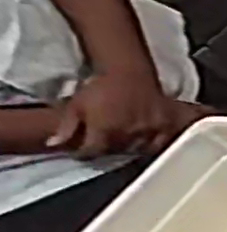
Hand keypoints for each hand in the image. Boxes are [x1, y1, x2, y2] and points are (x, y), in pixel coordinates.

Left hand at [47, 72, 176, 157]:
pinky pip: (160, 143)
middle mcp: (129, 132)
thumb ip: (66, 127)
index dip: (85, 155)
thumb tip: (53, 145)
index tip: (80, 154)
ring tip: (122, 145)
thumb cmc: (99, 90)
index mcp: (104, 128)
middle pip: (118, 151)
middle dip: (107, 150)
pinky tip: (144, 142)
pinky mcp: (167, 126)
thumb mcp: (74, 106)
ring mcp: (151, 129)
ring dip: (129, 149)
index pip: (94, 151)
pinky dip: (151, 145)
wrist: (130, 76)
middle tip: (102, 147)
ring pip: (140, 149)